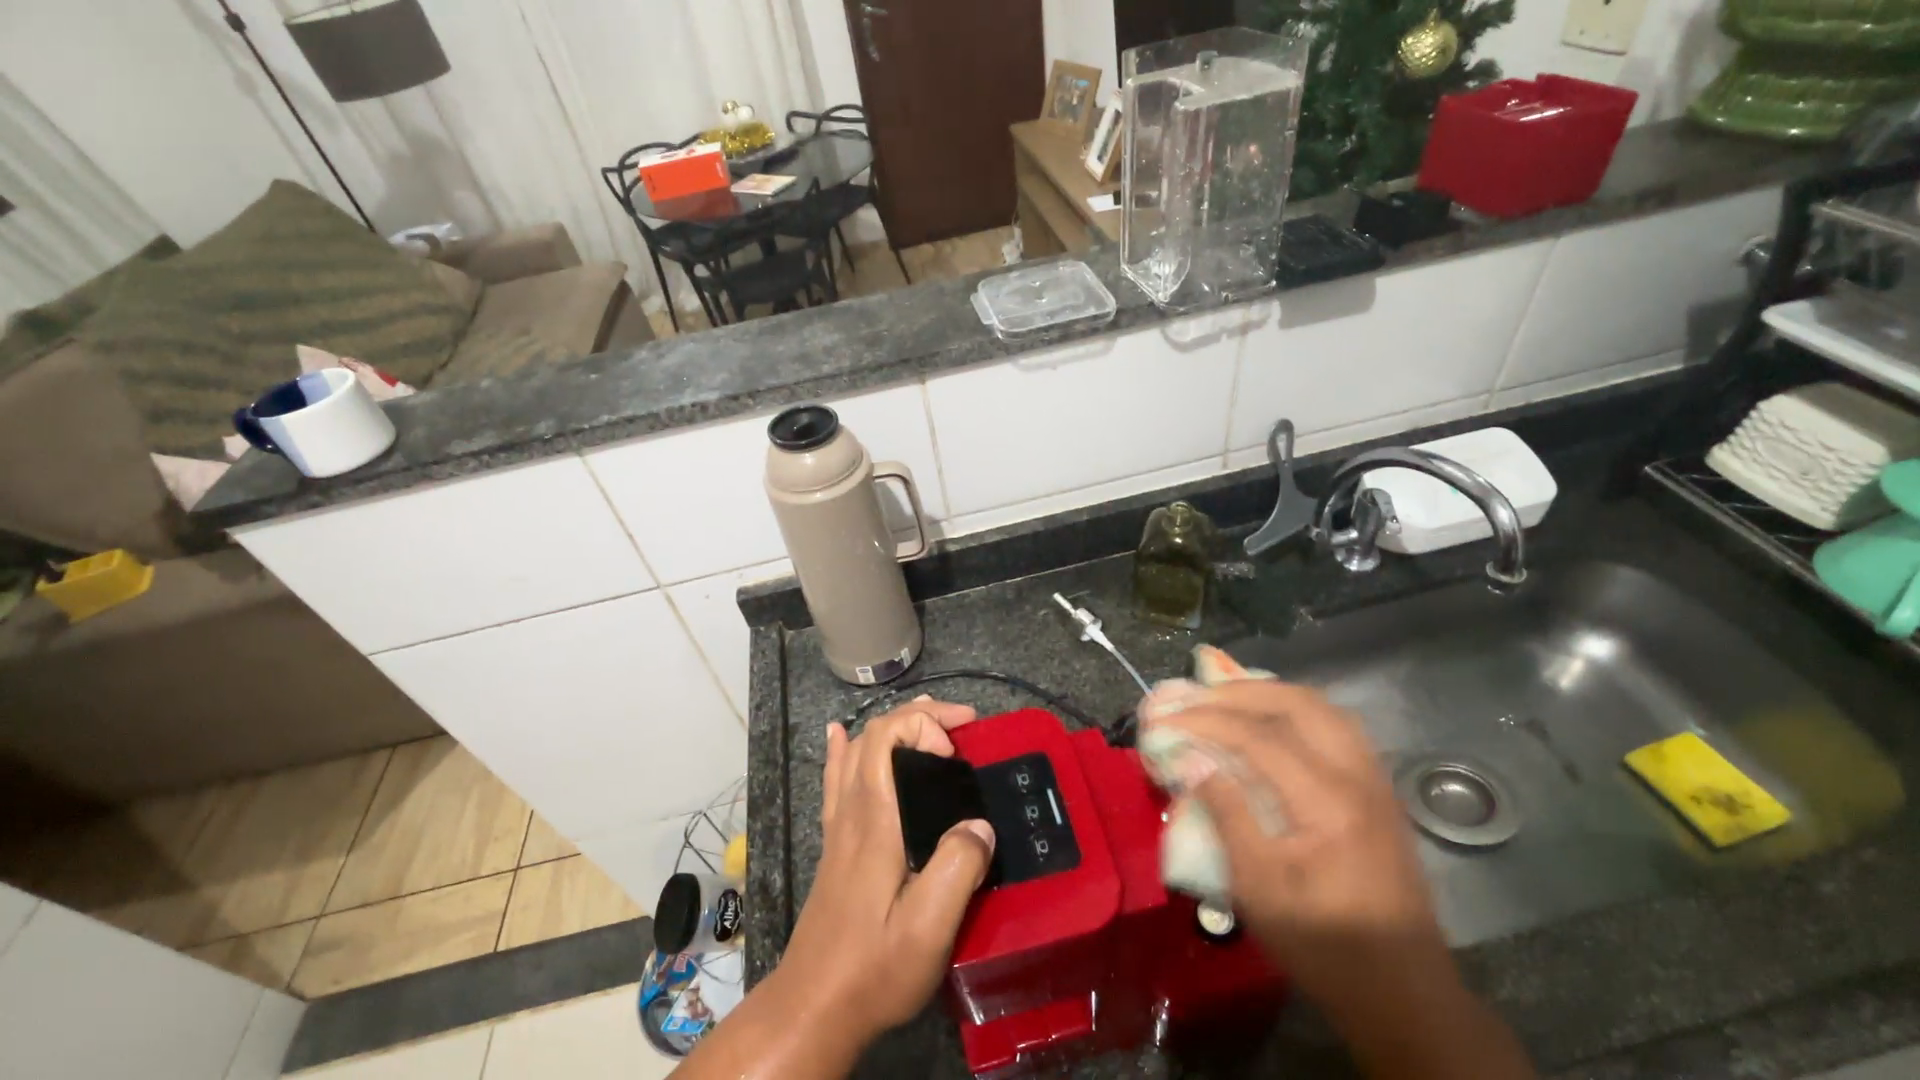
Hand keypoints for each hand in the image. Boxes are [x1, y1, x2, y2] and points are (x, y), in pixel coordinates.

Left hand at [779, 698, 995, 1045]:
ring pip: (854, 755)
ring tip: (930, 724)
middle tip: (964, 726)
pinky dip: (846, 751)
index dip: (923, 724)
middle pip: (871, 737)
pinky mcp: (836, 850)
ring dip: (893, 730)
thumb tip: (979, 824)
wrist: (814, 1007)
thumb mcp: (928, 927)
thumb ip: (957, 868)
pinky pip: (838, 782)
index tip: (960, 749)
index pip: (884, 738)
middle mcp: (851, 815)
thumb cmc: (873, 967)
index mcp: (873, 822)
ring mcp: (838, 831)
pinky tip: (840, 737)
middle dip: (919, 718)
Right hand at [1141, 679, 1447, 1015]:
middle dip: (1242, 693)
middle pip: (1300, 705)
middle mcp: (1359, 777)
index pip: (1260, 737)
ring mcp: (1376, 782)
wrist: (1402, 990)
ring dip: (1273, 696)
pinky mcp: (1380, 794)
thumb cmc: (1322, 946)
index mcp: (1328, 802)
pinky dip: (1298, 713)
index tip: (1168, 718)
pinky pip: (1339, 729)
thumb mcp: (1260, 889)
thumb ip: (1227, 816)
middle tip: (1196, 697)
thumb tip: (1193, 761)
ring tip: (1230, 702)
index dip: (1208, 721)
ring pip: (1326, 710)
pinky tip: (1273, 727)